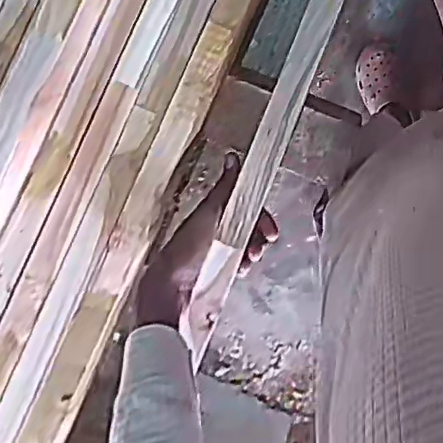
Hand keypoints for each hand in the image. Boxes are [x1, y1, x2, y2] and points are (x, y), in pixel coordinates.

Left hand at [136, 151, 278, 330]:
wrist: (171, 286)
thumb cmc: (189, 245)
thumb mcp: (210, 212)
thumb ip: (225, 187)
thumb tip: (233, 156)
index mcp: (214, 210)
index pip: (246, 207)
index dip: (261, 217)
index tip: (271, 232)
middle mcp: (216, 226)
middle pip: (248, 226)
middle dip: (258, 237)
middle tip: (258, 250)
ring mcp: (216, 248)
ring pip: (245, 244)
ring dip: (252, 251)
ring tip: (248, 261)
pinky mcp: (214, 267)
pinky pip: (237, 261)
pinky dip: (243, 264)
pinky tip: (240, 270)